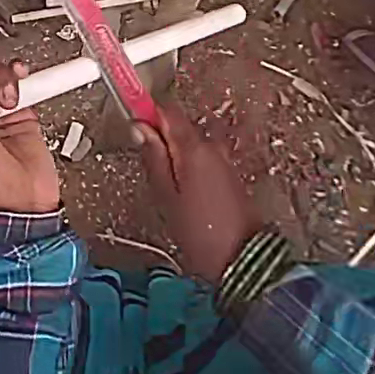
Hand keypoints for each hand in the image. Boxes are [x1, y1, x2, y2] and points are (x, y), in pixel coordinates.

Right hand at [135, 102, 256, 282]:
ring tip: (164, 184)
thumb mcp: (166, 195)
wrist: (244, 262)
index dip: (146, 111)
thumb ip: (153, 156)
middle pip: (178, 126)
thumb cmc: (200, 232)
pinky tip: (182, 191)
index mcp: (193, 147)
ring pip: (189, 143)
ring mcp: (223, 160)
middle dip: (158, 137)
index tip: (130, 116)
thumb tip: (140, 128)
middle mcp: (212, 146)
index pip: (166, 110)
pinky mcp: (230, 175)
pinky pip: (202, 158)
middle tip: (145, 163)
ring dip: (173, 153)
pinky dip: (187, 165)